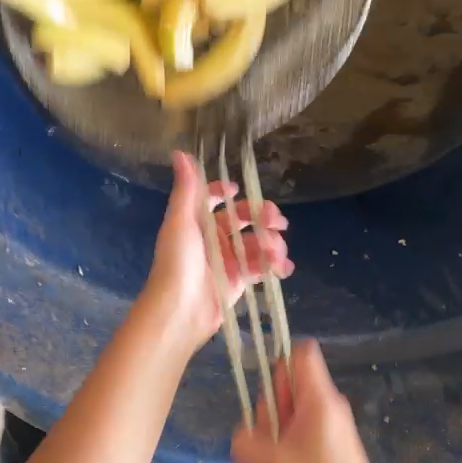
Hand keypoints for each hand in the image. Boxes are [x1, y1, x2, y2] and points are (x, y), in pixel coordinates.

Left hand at [140, 150, 291, 349]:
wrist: (179, 309)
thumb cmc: (177, 261)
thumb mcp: (180, 221)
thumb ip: (186, 188)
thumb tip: (179, 153)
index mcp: (196, 220)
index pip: (213, 198)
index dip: (225, 192)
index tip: (238, 190)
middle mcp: (212, 237)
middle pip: (242, 219)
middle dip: (262, 216)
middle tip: (277, 221)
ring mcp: (227, 260)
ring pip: (256, 243)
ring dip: (271, 243)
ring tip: (277, 252)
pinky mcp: (238, 282)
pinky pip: (260, 268)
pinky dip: (275, 266)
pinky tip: (284, 268)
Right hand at [232, 341, 420, 462]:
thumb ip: (246, 441)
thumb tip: (243, 438)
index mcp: (319, 399)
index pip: (300, 354)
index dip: (278, 365)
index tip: (266, 396)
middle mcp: (328, 410)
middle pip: (286, 394)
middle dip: (266, 423)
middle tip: (263, 451)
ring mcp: (331, 435)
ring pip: (288, 426)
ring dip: (270, 453)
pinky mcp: (332, 458)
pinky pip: (299, 449)